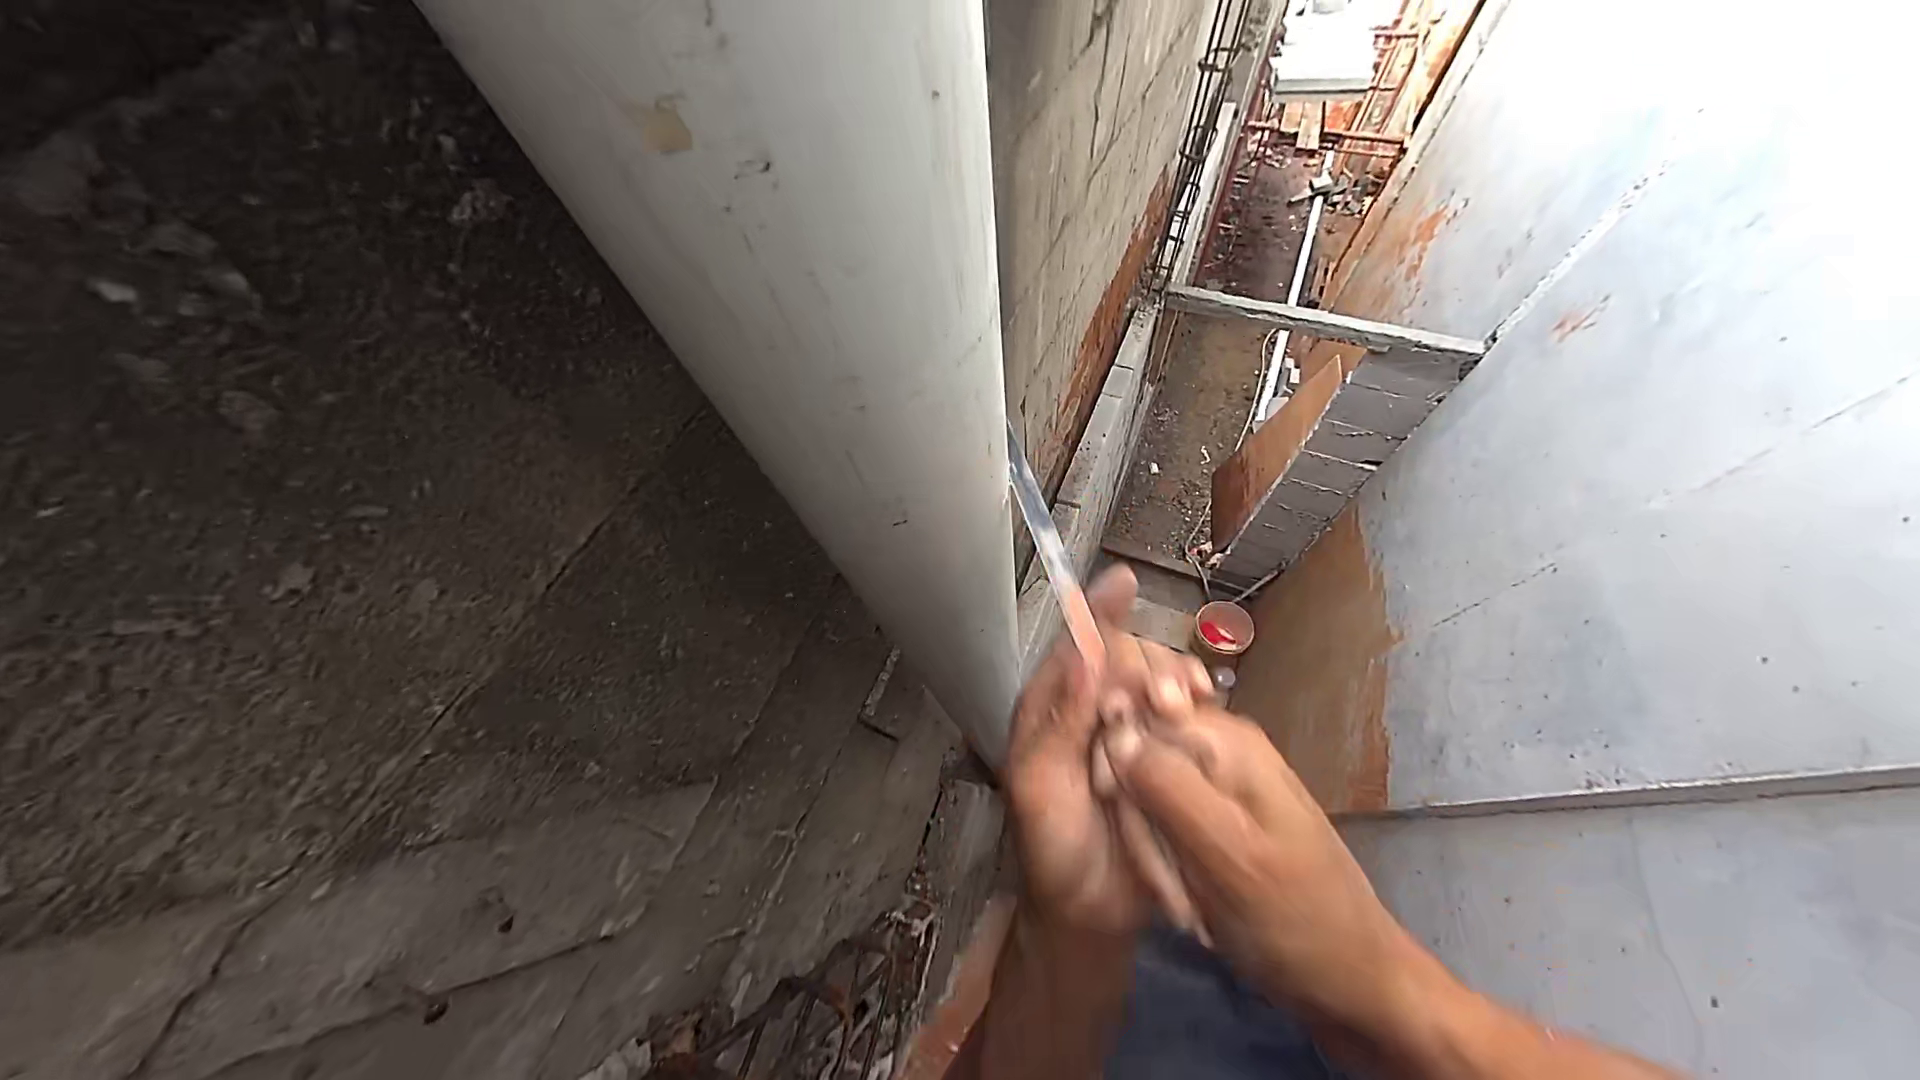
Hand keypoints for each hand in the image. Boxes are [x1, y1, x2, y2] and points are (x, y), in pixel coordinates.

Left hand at [1003, 565, 1210, 936]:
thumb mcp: (1039, 788)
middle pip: (1119, 656)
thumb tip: (1084, 657)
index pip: (1073, 648)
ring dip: (1171, 678)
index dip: (1095, 613)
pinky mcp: (1158, 754)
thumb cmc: (1051, 850)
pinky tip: (1201, 706)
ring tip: (1191, 696)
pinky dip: (1190, 704)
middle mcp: (1086, 708)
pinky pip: (1176, 714)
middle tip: (1169, 691)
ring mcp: (1125, 729)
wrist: (1089, 911)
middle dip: (1144, 658)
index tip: (1122, 582)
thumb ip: (1058, 724)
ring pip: (1151, 680)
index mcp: (1050, 708)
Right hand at [1101, 704, 1422, 1028]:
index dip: (1113, 752)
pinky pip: (1158, 813)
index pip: (1138, 712)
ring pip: (1141, 786)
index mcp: (1225, 738)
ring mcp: (1212, 777)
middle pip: (1136, 747)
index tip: (1108, 800)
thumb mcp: (1228, 855)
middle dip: (1132, 810)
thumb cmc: (1296, 917)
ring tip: (1178, 900)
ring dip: (1145, 841)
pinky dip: (1157, 851)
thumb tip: (1116, 732)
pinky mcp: (1208, 809)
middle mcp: (1217, 743)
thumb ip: (1169, 786)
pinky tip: (1179, 893)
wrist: (1349, 978)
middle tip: (1159, 878)